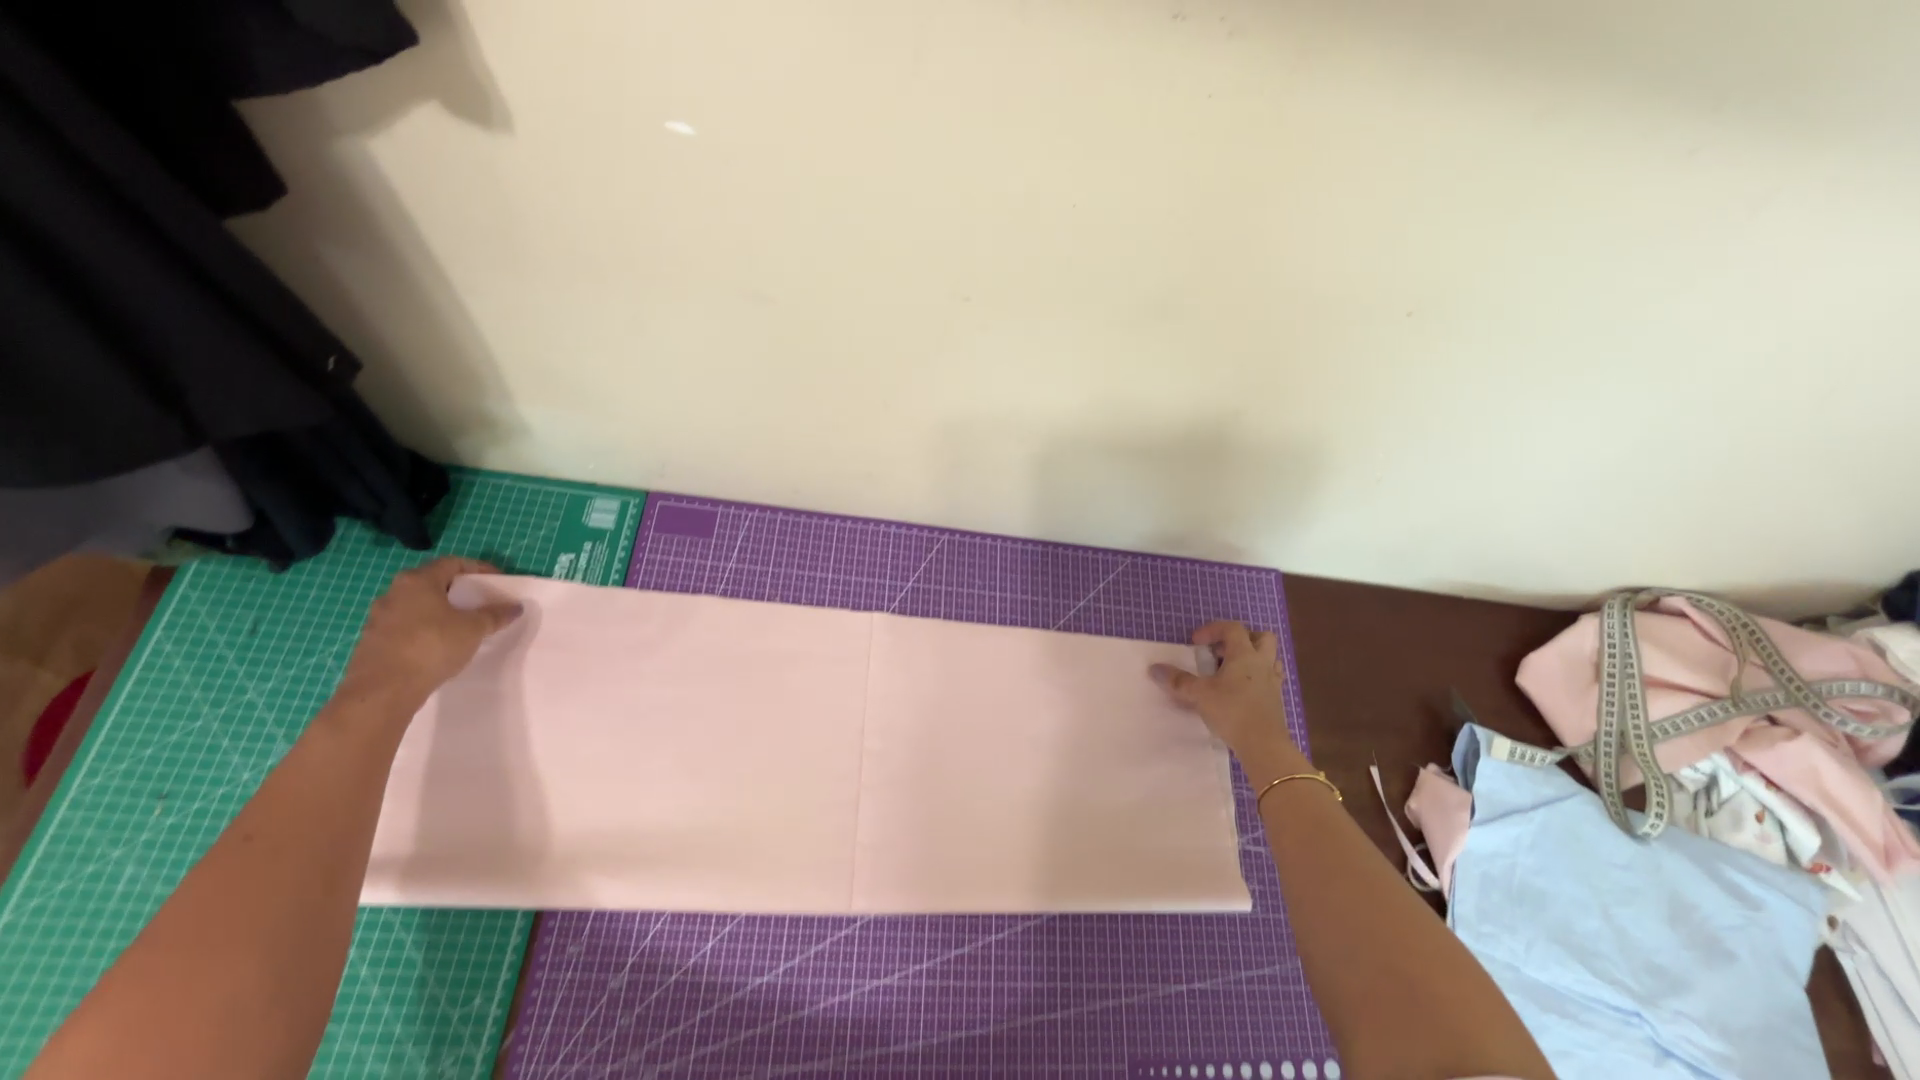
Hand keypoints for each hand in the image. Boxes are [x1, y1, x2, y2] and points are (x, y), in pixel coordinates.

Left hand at [336, 557, 522, 713]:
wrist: (383, 689)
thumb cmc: (432, 646)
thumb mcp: (473, 629)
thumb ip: (495, 615)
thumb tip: (515, 607)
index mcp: (418, 581)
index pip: (453, 563)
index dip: (479, 569)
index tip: (497, 582)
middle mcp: (394, 592)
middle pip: (432, 583)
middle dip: (458, 591)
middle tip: (480, 603)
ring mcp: (379, 617)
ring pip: (416, 606)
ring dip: (438, 612)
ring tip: (460, 627)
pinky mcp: (373, 640)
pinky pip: (405, 627)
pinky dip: (423, 629)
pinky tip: (437, 646)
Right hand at [1151, 620, 1306, 781]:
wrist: (1264, 744)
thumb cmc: (1232, 712)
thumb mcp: (1199, 695)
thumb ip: (1178, 680)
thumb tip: (1155, 668)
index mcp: (1244, 655)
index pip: (1232, 628)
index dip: (1213, 629)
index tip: (1196, 642)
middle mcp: (1262, 663)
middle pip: (1261, 637)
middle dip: (1242, 638)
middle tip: (1221, 651)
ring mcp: (1273, 681)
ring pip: (1269, 657)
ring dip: (1252, 657)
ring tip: (1232, 670)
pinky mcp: (1276, 699)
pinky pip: (1270, 678)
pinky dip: (1257, 677)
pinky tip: (1242, 690)